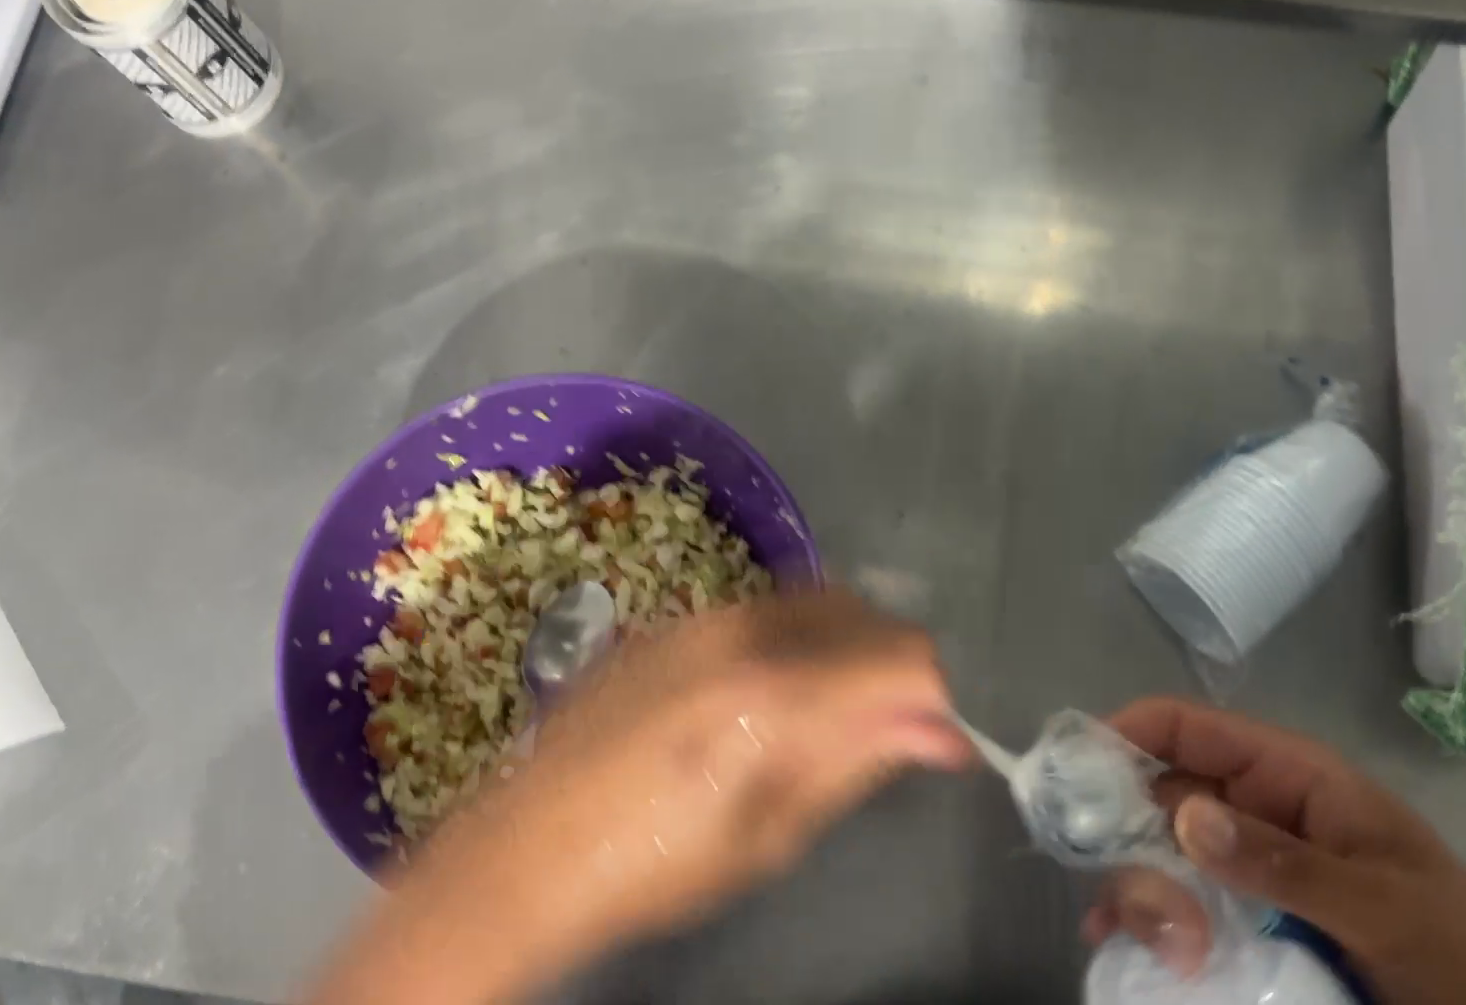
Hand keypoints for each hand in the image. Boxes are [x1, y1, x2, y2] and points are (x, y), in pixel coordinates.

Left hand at [305, 590, 968, 1004]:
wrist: (522, 851)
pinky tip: (772, 690)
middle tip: (891, 730)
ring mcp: (705, 615)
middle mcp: (746, 630)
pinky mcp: (675, 619)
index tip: (938, 742)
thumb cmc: (656, 865)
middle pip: (868, 614)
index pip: (903, 659)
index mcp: (775, 692)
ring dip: (851, 646)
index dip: (934, 699)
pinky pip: (767, 606)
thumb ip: (860, 761)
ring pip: (819, 601)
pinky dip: (800, 637)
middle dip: (897, 667)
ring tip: (834, 710)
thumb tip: (944, 732)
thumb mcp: (773, 832)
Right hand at [1081, 698, 1465, 1004]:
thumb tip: (1184, 814)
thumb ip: (1288, 863)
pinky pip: (1173, 902)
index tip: (1075, 771)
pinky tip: (1115, 942)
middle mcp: (1256, 812)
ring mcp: (1245, 868)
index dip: (1128, 733)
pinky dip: (1139, 918)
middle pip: (1160, 794)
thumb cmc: (1464, 958)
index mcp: (1291, 778)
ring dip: (1138, 890)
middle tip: (1144, 907)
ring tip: (1147, 943)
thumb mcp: (1386, 908)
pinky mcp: (1242, 919)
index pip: (1191, 729)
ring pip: (1158, 852)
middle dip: (1133, 837)